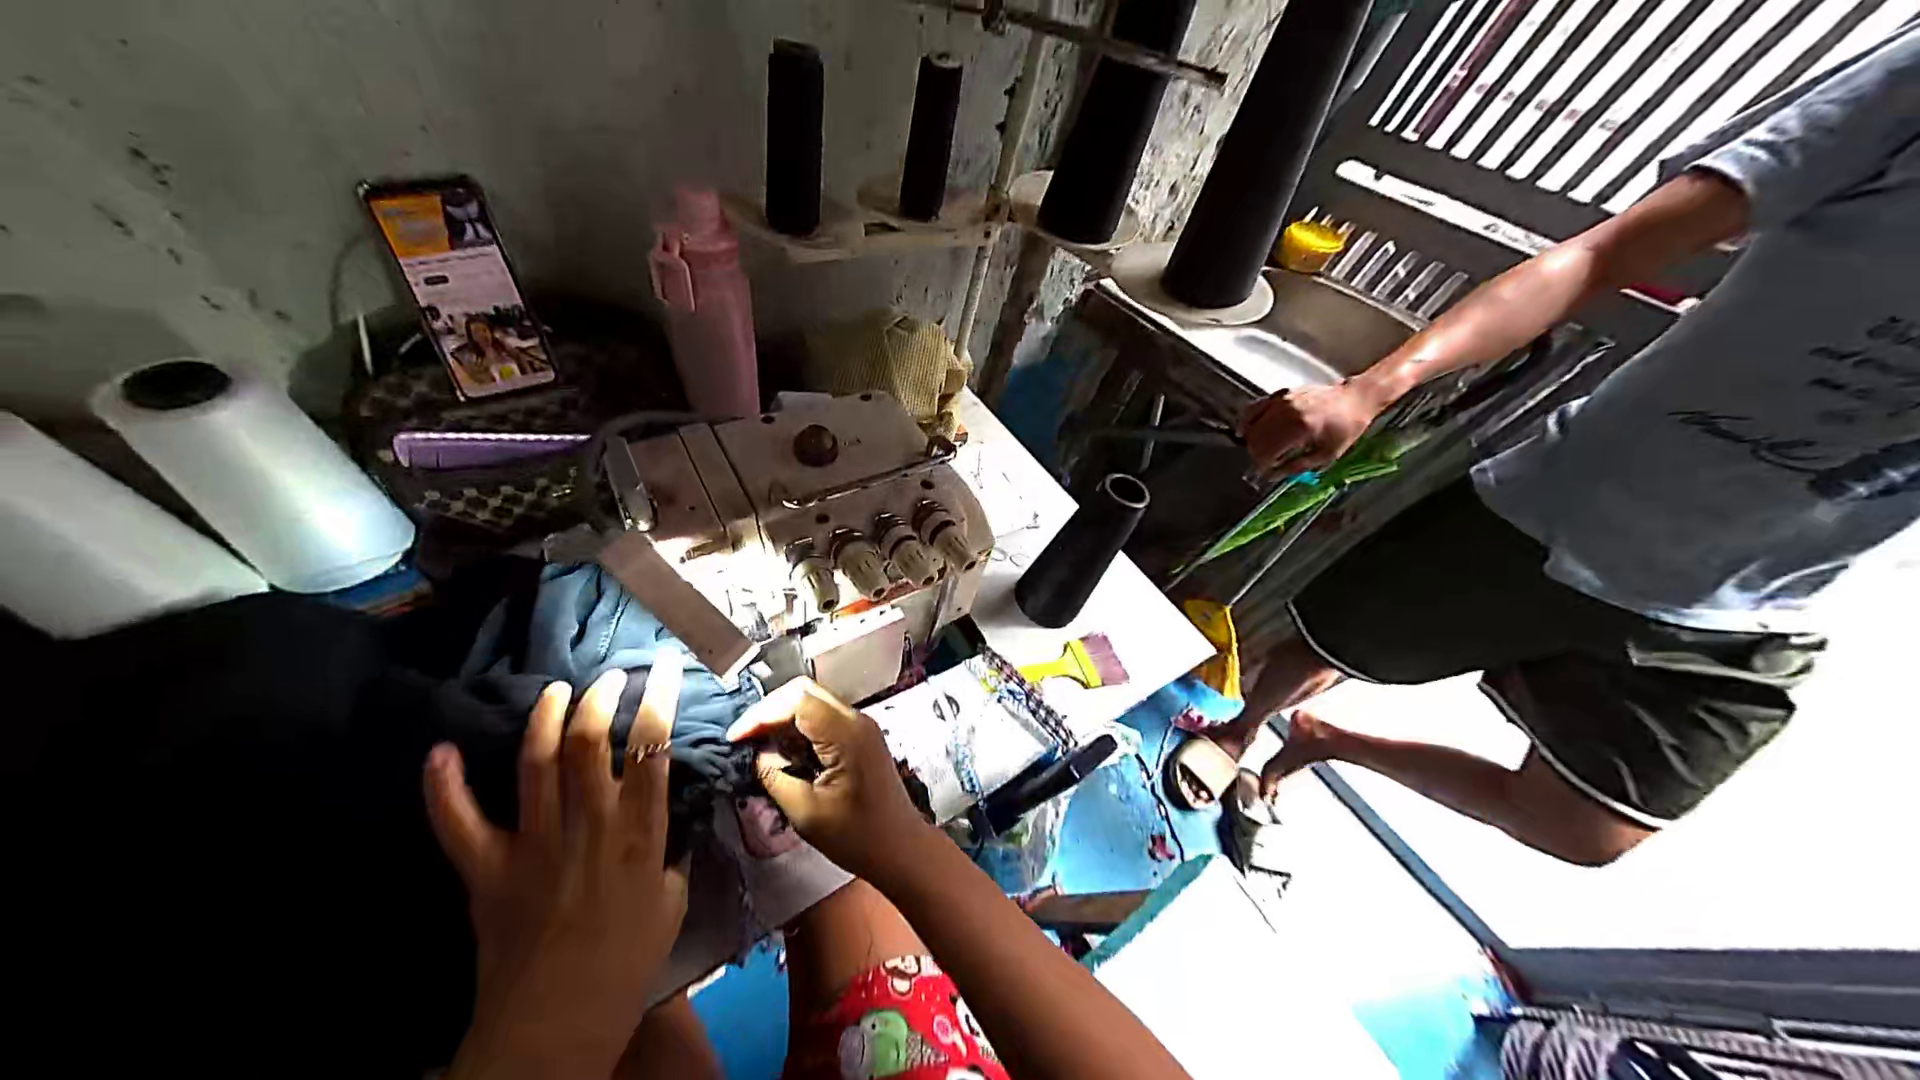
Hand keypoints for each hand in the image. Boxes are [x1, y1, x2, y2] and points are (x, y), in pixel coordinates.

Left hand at [426, 659, 688, 1079]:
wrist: (555, 1024)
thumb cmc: (627, 961)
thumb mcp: (671, 900)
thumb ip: (669, 850)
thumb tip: (666, 815)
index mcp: (639, 833)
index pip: (653, 748)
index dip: (661, 700)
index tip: (667, 669)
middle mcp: (587, 825)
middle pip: (591, 742)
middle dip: (602, 697)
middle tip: (612, 678)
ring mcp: (532, 844)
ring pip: (536, 763)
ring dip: (546, 718)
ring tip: (558, 690)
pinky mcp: (486, 869)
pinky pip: (458, 823)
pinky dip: (443, 787)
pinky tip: (438, 751)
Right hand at [724, 678, 932, 883]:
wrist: (900, 847)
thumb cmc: (857, 836)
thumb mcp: (805, 812)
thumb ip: (775, 777)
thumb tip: (755, 755)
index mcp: (847, 733)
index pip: (796, 700)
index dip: (761, 714)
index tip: (735, 738)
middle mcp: (856, 720)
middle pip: (805, 692)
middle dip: (769, 711)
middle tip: (743, 738)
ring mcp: (861, 727)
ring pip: (813, 702)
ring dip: (783, 718)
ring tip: (756, 745)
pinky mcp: (860, 737)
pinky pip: (824, 718)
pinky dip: (799, 728)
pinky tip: (782, 751)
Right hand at [1238, 379, 1384, 473]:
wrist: (1356, 397)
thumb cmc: (1347, 427)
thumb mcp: (1327, 455)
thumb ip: (1297, 467)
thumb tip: (1273, 476)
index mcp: (1299, 428)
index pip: (1266, 452)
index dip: (1263, 466)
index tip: (1268, 473)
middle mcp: (1286, 412)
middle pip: (1256, 439)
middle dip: (1257, 455)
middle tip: (1265, 464)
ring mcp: (1281, 401)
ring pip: (1251, 425)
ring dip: (1252, 441)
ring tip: (1260, 450)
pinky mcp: (1279, 394)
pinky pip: (1253, 409)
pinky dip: (1247, 422)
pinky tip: (1246, 431)